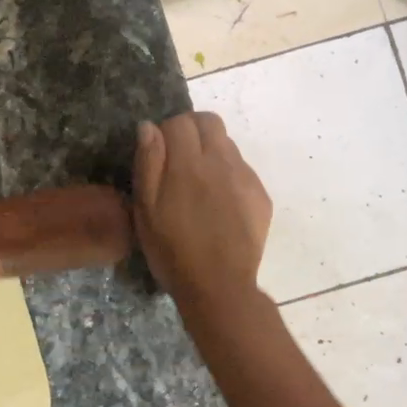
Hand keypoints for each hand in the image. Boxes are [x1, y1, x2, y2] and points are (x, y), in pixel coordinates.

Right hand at [133, 113, 272, 305]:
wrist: (218, 285)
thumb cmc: (170, 248)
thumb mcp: (145, 208)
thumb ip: (148, 163)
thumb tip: (149, 127)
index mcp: (188, 164)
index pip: (180, 122)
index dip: (165, 131)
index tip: (156, 152)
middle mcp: (221, 162)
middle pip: (210, 122)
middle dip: (191, 130)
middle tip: (176, 158)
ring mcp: (246, 178)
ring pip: (227, 144)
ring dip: (209, 151)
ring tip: (196, 184)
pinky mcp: (261, 196)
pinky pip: (242, 169)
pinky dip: (226, 174)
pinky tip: (216, 203)